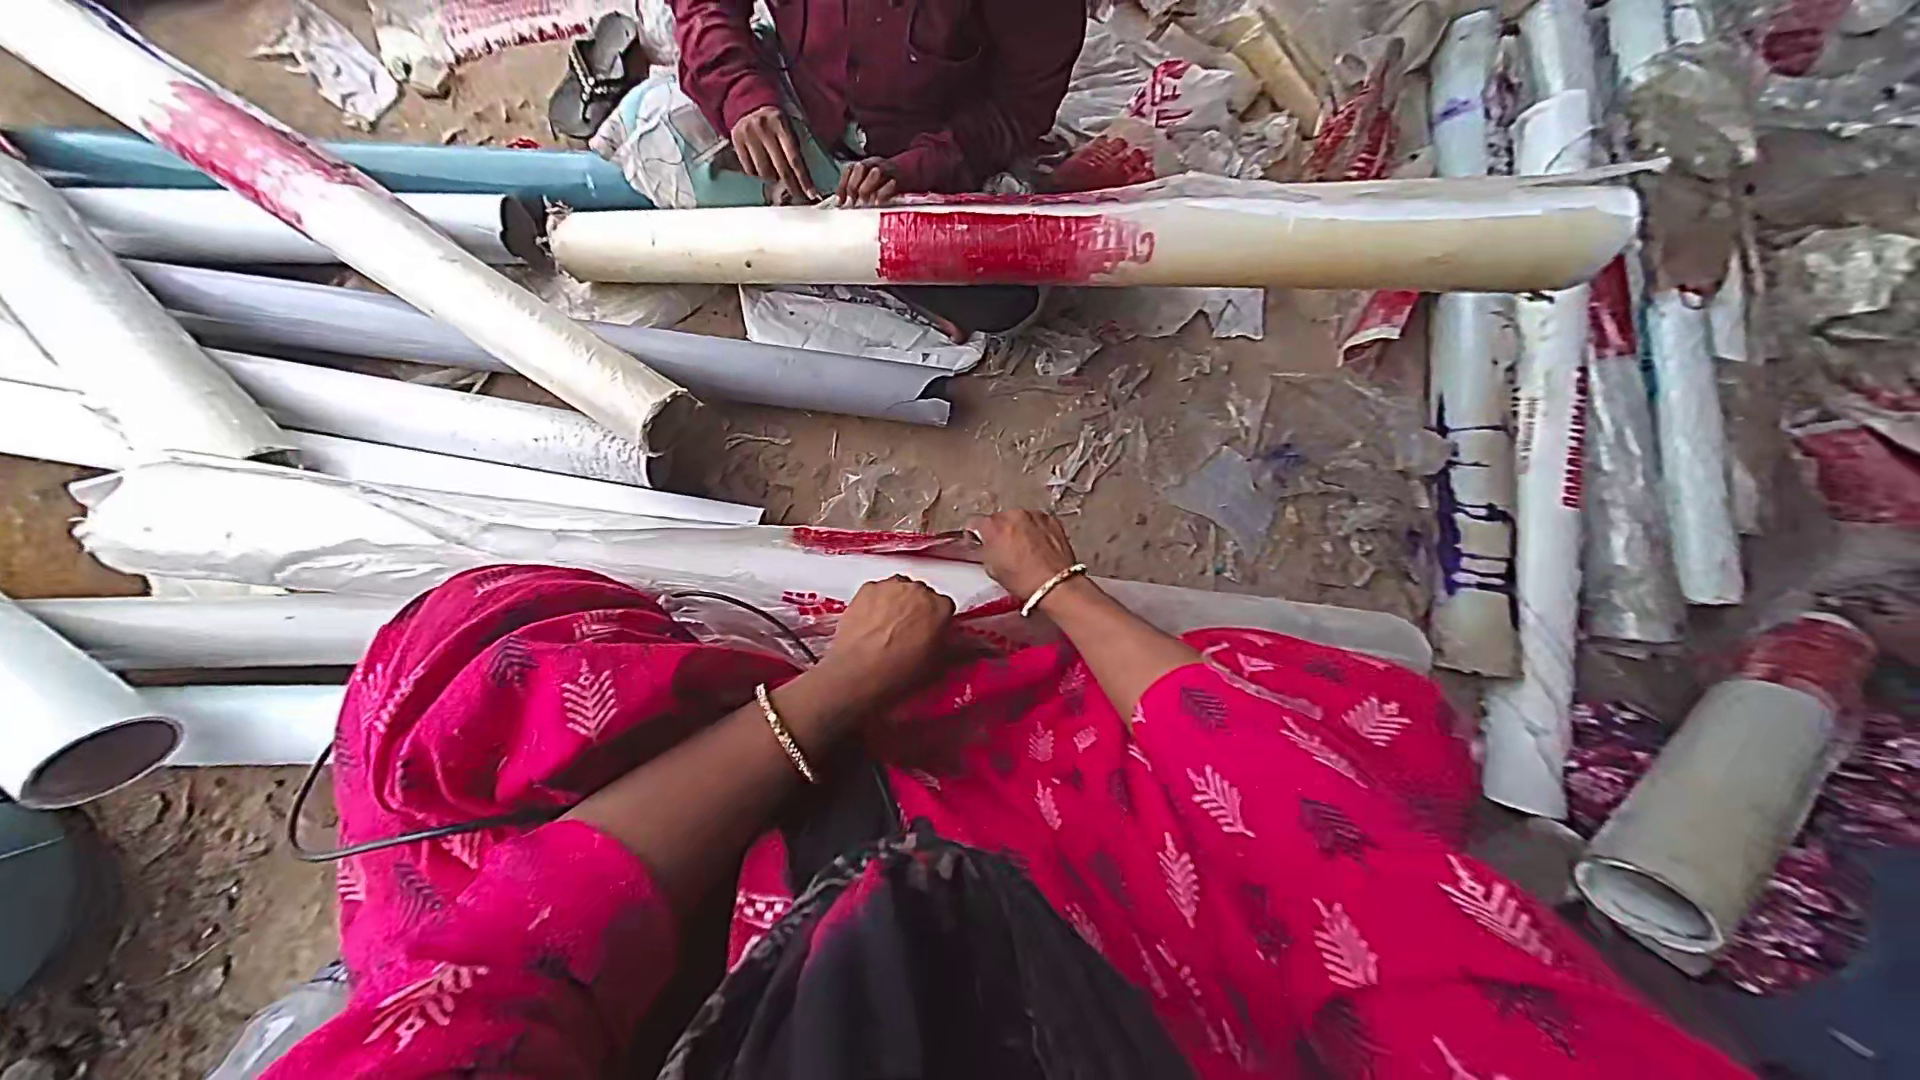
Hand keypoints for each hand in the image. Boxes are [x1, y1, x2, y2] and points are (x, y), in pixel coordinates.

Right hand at [730, 105, 818, 199]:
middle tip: (798, 196)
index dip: (803, 179)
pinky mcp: (737, 140)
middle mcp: (764, 129)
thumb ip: (794, 150)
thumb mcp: (788, 129)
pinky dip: (758, 174)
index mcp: (781, 125)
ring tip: (775, 173)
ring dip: (773, 178)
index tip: (811, 194)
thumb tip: (802, 180)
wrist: (749, 103)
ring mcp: (749, 134)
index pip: (794, 159)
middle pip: (781, 168)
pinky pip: (750, 169)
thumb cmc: (775, 122)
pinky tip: (761, 166)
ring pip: (764, 172)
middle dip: (792, 186)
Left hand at [816, 575, 954, 697]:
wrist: (861, 672)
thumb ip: (955, 648)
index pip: (944, 607)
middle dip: (916, 610)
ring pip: (898, 589)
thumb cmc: (899, 670)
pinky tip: (870, 622)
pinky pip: (876, 591)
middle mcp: (918, 591)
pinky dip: (875, 603)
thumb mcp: (938, 666)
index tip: (929, 632)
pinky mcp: (868, 589)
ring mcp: (892, 587)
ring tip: (886, 628)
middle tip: (906, 632)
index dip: (936, 621)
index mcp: (940, 608)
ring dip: (896, 603)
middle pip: (921, 594)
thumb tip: (963, 646)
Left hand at [836, 158, 898, 206]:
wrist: (913, 173)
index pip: (849, 169)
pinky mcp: (899, 179)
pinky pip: (890, 185)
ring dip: (866, 190)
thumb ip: (859, 191)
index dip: (842, 185)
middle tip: (851, 204)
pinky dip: (882, 195)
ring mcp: (888, 169)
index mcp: (866, 164)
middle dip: (853, 186)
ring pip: (874, 174)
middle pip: (860, 168)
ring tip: (863, 204)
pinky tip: (877, 205)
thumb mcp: (873, 184)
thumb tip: (844, 206)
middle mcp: (875, 163)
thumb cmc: (889, 184)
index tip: (839, 202)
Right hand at [968, 510, 1079, 601]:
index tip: (980, 540)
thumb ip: (984, 550)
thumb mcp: (992, 568)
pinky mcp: (1051, 520)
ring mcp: (1033, 515)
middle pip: (999, 518)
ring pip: (1019, 518)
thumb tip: (983, 544)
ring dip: (1018, 528)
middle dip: (1000, 530)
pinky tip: (1038, 546)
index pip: (975, 522)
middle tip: (1005, 548)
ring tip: (1024, 548)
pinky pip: (1037, 521)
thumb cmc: (1022, 581)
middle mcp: (1012, 515)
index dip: (977, 533)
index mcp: (993, 526)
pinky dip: (1035, 529)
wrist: (1054, 584)